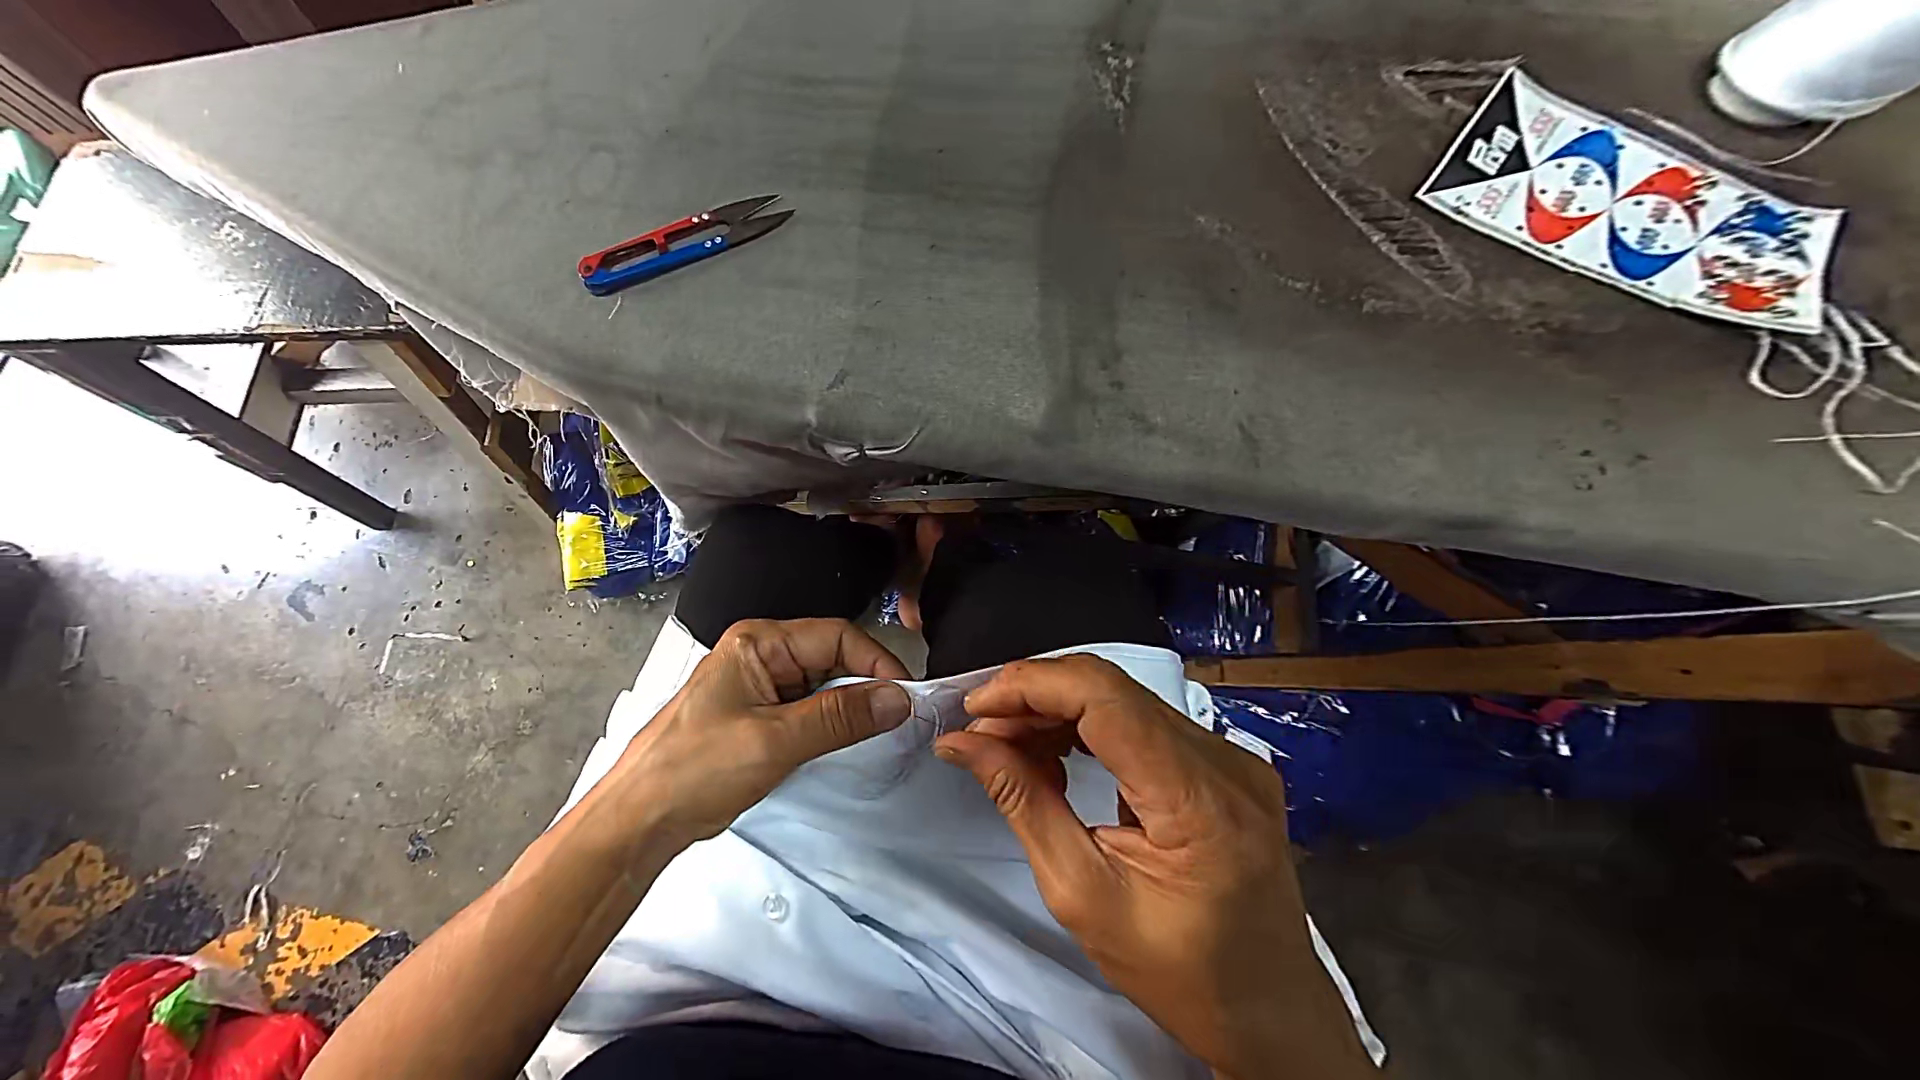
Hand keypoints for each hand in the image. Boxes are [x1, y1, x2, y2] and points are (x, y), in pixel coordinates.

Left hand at [612, 618, 911, 843]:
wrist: (640, 820)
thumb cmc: (691, 771)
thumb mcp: (774, 741)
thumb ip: (839, 716)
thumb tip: (896, 700)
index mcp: (758, 643)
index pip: (837, 636)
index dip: (876, 662)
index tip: (903, 696)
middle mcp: (762, 655)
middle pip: (834, 657)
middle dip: (865, 687)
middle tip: (893, 720)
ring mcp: (762, 685)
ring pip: (826, 684)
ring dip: (850, 707)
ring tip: (871, 734)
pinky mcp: (763, 714)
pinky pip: (812, 708)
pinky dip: (832, 723)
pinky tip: (843, 742)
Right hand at [935, 655, 1371, 1078]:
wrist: (1268, 1010)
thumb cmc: (1177, 974)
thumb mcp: (1082, 896)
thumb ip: (1023, 803)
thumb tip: (964, 742)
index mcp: (1198, 800)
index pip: (1105, 699)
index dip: (1032, 686)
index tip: (975, 706)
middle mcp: (1224, 760)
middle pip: (1113, 687)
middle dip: (1035, 695)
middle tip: (982, 728)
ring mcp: (1231, 756)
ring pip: (1124, 696)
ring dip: (1057, 709)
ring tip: (1009, 744)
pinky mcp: (1225, 762)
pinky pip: (1142, 719)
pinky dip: (1088, 725)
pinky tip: (1055, 753)